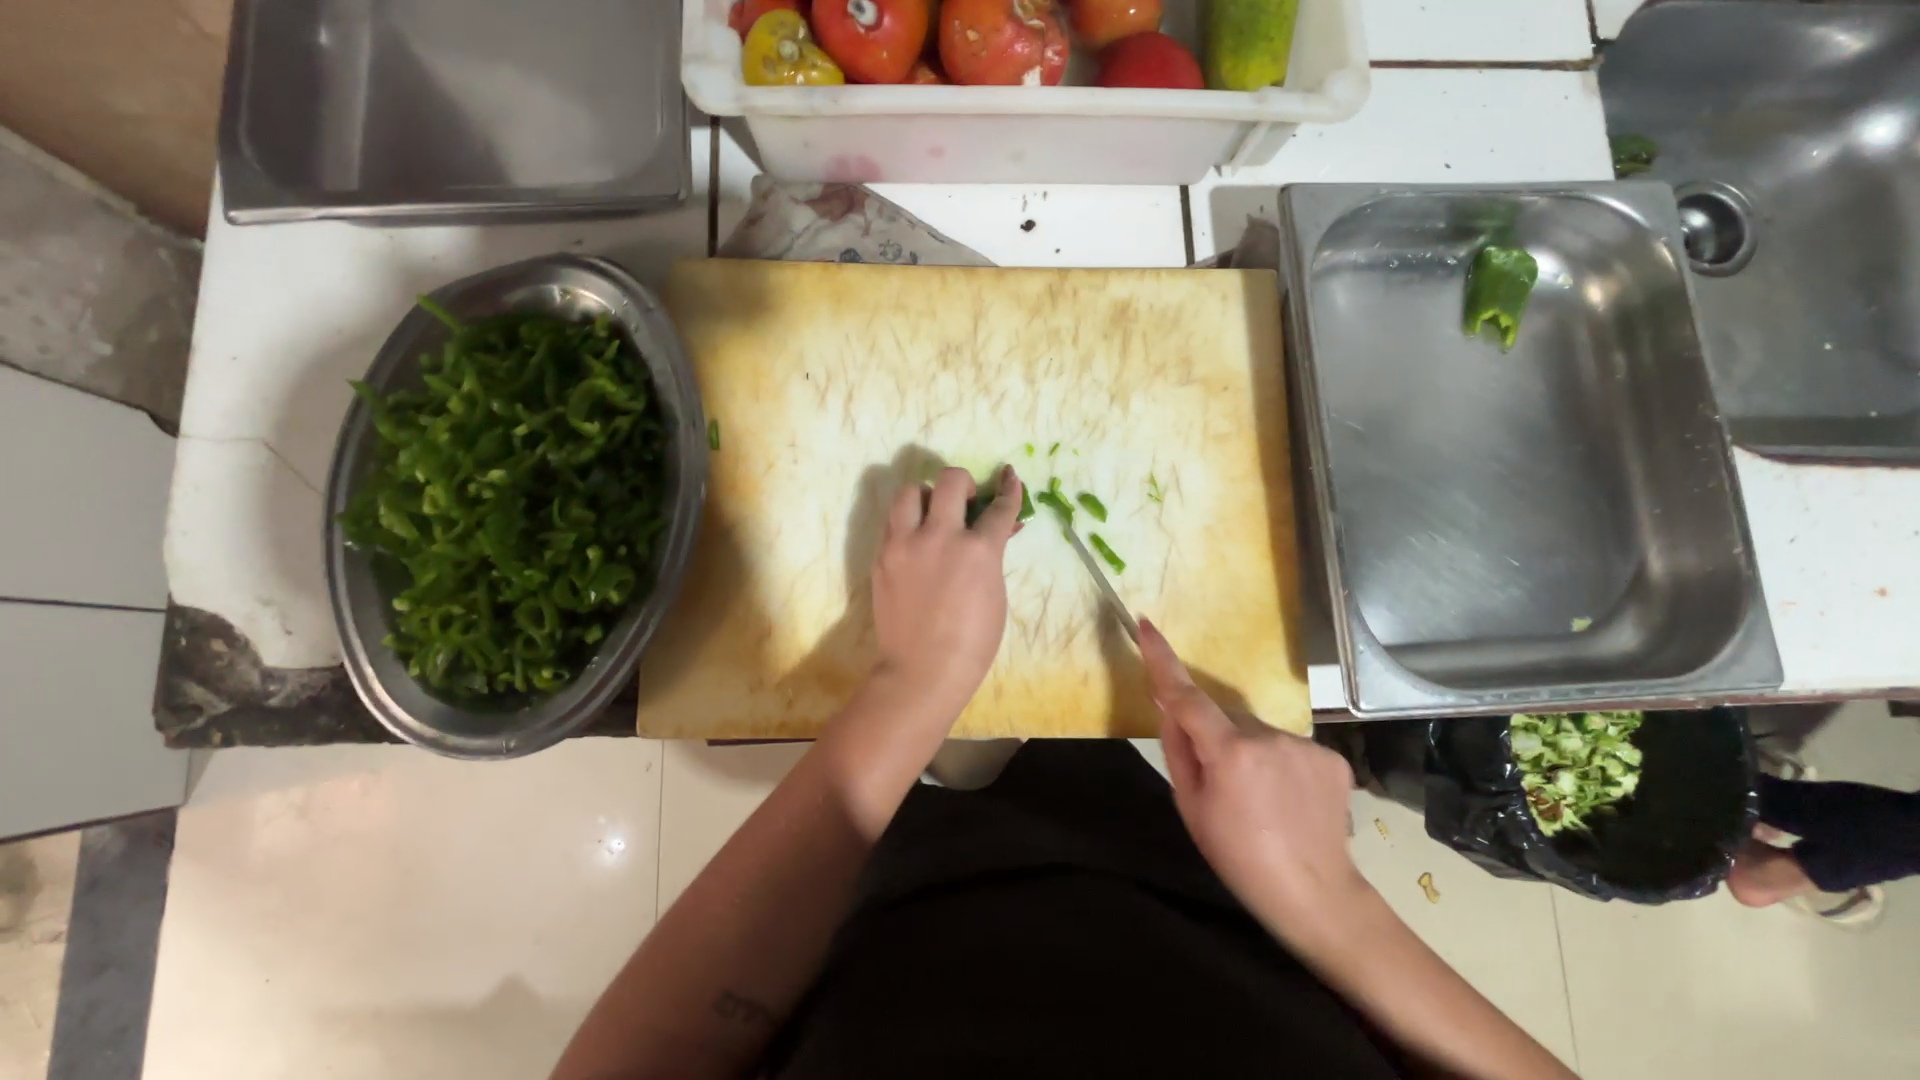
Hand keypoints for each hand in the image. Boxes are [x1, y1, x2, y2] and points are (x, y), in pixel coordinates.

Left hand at [868, 466, 1023, 725]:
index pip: (999, 507)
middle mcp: (940, 537)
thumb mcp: (995, 595)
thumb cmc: (972, 642)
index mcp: (978, 550)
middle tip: (965, 502)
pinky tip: (915, 540)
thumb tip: (999, 530)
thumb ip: (993, 555)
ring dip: (926, 496)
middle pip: (950, 480)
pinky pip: (893, 521)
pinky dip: (907, 522)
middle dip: (963, 483)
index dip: (1009, 489)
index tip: (1008, 475)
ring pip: (911, 491)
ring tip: (932, 516)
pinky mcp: (882, 556)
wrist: (922, 671)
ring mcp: (906, 545)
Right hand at [1140, 618, 1368, 940]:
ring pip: (1260, 734)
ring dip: (1251, 754)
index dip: (1162, 660)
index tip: (1147, 625)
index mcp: (1230, 750)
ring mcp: (1305, 745)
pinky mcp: (1332, 757)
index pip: (1186, 696)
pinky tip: (1289, 801)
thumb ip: (1178, 748)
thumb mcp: (1190, 806)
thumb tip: (1168, 706)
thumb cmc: (1238, 856)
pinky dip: (1281, 765)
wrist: (1314, 895)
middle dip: (1216, 739)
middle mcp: (1269, 736)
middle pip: (1227, 720)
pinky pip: (1290, 748)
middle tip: (1222, 787)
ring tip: (1261, 801)